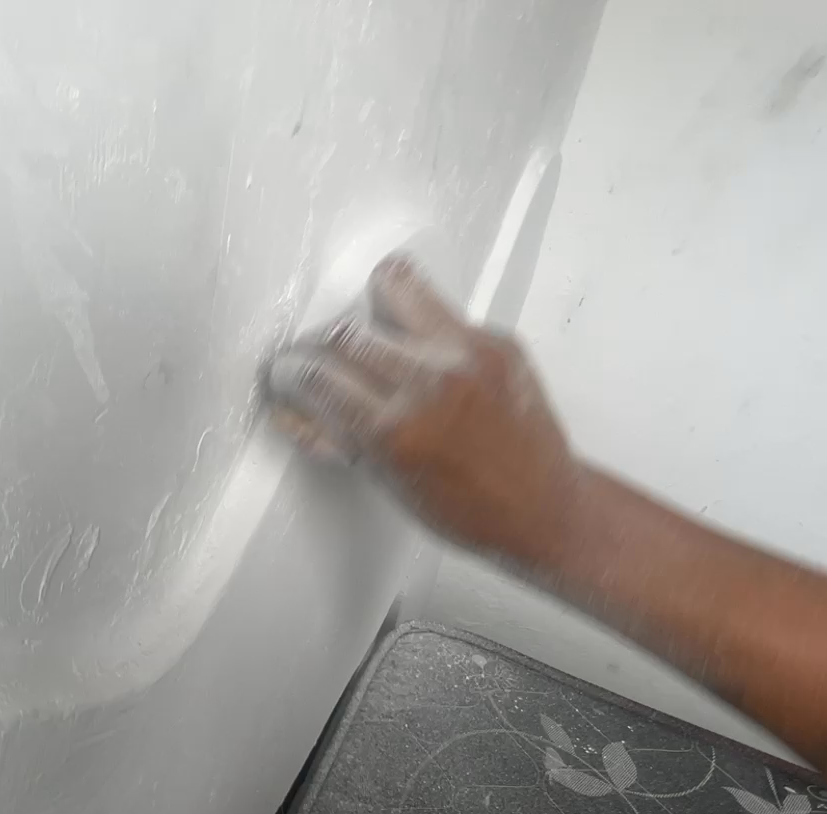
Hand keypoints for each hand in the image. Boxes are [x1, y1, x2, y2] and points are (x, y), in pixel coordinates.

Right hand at [266, 255, 584, 564]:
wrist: (542, 507)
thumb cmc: (463, 510)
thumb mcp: (386, 483)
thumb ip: (335, 439)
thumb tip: (292, 409)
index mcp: (395, 431)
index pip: (317, 377)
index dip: (289, 371)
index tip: (285, 372)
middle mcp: (430, 384)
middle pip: (344, 334)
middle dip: (317, 345)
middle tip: (317, 359)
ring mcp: (469, 355)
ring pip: (394, 289)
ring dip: (365, 311)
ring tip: (365, 336)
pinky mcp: (498, 340)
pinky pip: (440, 310)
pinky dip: (417, 323)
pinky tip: (419, 353)